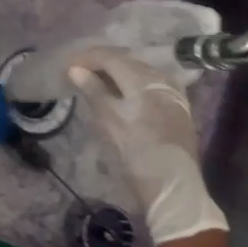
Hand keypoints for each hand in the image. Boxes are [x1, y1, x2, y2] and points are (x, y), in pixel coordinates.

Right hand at [67, 47, 224, 243]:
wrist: (174, 188)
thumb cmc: (137, 155)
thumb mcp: (109, 123)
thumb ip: (94, 91)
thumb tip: (75, 69)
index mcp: (144, 81)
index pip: (112, 57)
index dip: (88, 58)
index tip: (69, 65)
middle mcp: (162, 80)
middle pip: (128, 61)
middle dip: (103, 63)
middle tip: (80, 71)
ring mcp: (173, 93)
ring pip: (141, 72)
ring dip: (118, 73)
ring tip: (98, 82)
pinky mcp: (178, 108)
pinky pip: (151, 85)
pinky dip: (132, 84)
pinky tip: (122, 94)